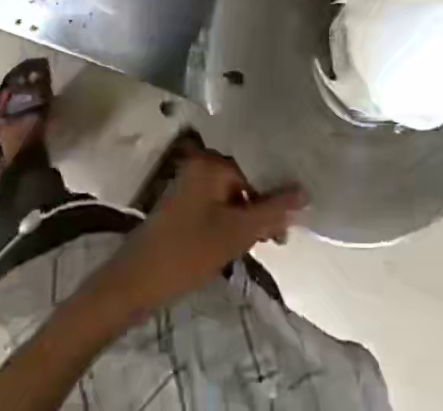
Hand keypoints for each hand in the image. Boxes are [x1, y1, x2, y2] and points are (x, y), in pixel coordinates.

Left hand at [89, 151, 304, 317]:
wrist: (137, 280)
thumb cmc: (188, 251)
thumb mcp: (238, 233)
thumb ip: (273, 211)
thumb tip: (305, 192)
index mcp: (211, 162)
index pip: (258, 171)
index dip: (275, 199)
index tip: (285, 231)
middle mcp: (199, 165)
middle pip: (245, 181)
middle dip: (262, 209)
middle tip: (274, 242)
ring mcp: (189, 184)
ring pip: (232, 196)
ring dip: (248, 218)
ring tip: (257, 245)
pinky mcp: (183, 204)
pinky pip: (218, 205)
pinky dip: (230, 222)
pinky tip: (236, 243)